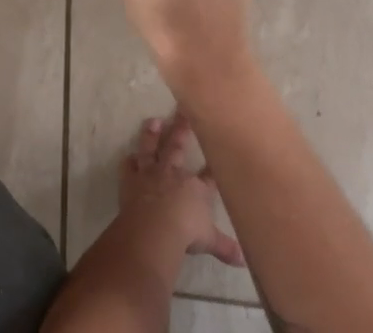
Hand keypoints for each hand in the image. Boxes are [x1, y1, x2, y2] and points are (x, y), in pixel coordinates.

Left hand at [121, 114, 243, 266]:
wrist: (155, 227)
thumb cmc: (186, 232)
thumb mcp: (209, 241)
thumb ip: (225, 247)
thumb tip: (244, 261)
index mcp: (196, 188)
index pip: (208, 175)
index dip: (212, 165)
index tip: (217, 150)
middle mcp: (173, 174)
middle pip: (177, 147)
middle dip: (181, 129)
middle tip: (182, 111)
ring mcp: (150, 174)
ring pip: (150, 149)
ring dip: (151, 134)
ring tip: (153, 121)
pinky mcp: (131, 180)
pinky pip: (128, 167)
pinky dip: (129, 161)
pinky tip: (129, 156)